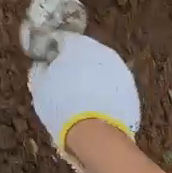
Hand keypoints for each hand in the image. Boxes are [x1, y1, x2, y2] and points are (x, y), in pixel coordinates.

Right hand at [27, 32, 140, 156]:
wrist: (95, 133)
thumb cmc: (62, 105)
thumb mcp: (40, 88)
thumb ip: (40, 70)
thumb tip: (43, 64)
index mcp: (78, 45)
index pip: (62, 39)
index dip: (52, 51)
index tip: (47, 63)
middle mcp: (103, 51)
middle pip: (85, 53)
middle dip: (74, 63)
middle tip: (62, 81)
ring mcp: (120, 69)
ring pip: (101, 68)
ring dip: (90, 77)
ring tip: (79, 97)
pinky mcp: (131, 89)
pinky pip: (113, 85)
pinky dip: (104, 91)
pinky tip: (94, 107)